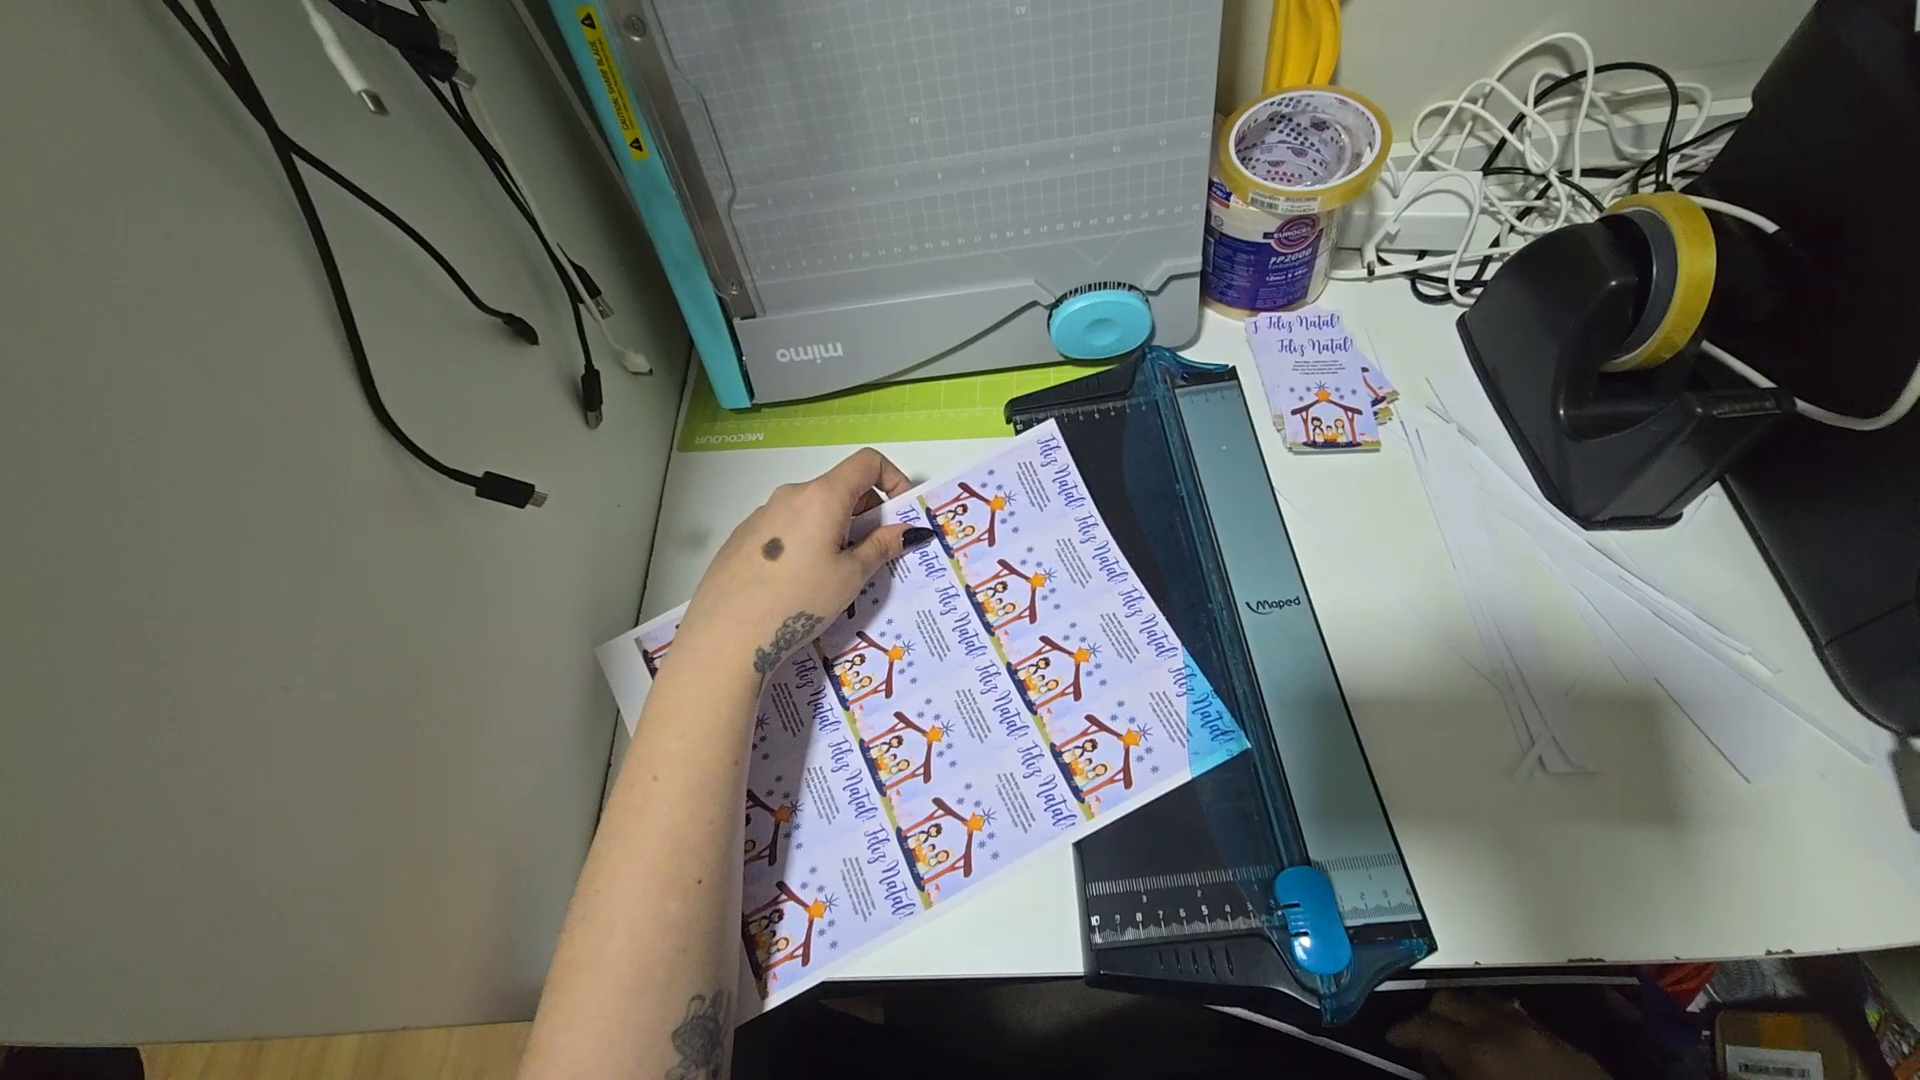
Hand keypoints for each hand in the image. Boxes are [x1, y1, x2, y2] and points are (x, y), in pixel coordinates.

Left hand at [677, 448, 935, 680]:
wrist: (728, 632)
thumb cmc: (801, 600)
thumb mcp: (851, 576)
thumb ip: (883, 546)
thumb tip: (911, 530)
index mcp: (823, 496)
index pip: (867, 463)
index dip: (892, 479)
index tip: (900, 512)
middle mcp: (791, 494)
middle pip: (839, 487)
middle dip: (865, 512)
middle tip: (872, 553)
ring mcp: (762, 513)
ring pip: (811, 510)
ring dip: (834, 529)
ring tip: (833, 574)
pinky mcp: (742, 536)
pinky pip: (785, 527)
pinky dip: (804, 541)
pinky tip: (796, 582)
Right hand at [1387, 991, 1608, 1079]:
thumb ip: (1451, 1077)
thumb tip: (1433, 1065)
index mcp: (1476, 1051)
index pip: (1423, 1026)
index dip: (1403, 1032)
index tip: (1393, 1039)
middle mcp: (1499, 1028)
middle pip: (1448, 1000)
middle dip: (1431, 1016)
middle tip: (1428, 1041)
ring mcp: (1533, 1030)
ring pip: (1482, 1000)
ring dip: (1465, 1013)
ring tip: (1462, 1036)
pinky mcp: (1562, 1042)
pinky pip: (1516, 1016)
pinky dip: (1496, 1022)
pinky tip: (1499, 1043)